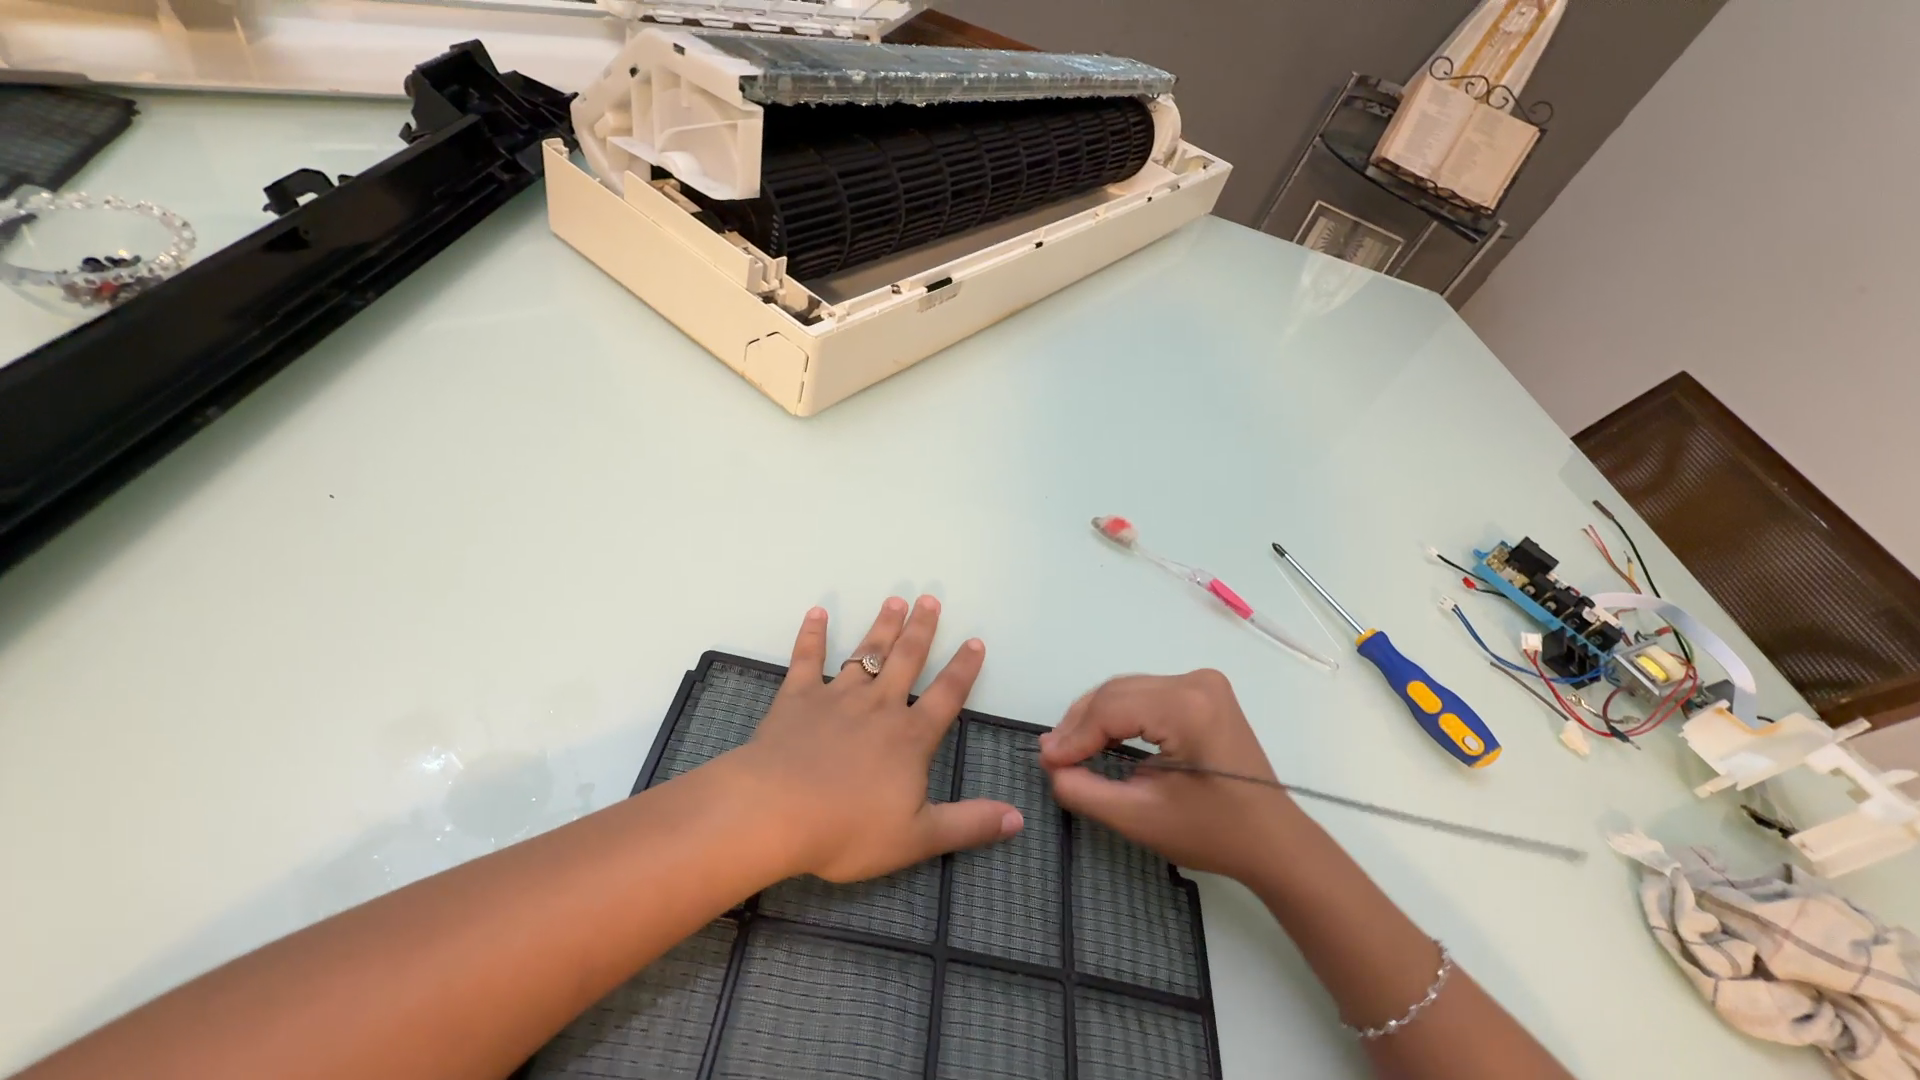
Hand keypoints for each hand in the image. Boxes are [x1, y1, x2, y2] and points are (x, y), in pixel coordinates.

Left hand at [723, 597, 1023, 882]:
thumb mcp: (919, 837)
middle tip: (930, 599)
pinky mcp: (797, 698)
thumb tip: (1019, 818)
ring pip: (867, 653)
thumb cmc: (848, 829)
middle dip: (922, 629)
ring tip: (894, 601)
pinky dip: (812, 635)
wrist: (775, 812)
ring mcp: (837, 697)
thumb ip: (969, 824)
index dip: (964, 669)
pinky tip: (817, 613)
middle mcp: (879, 707)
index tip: (975, 641)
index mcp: (910, 738)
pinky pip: (806, 658)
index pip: (947, 695)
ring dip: (882, 626)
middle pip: (907, 659)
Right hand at [1038, 669, 1299, 882]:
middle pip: (1117, 692)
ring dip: (1095, 717)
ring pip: (1128, 690)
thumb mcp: (1140, 818)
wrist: (1273, 840)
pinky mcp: (1204, 692)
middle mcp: (1196, 682)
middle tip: (1051, 755)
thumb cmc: (1213, 833)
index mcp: (1187, 707)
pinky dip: (1118, 714)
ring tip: (1067, 747)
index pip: (1110, 709)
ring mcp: (1203, 683)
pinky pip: (1146, 694)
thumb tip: (1052, 765)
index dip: (1073, 736)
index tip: (1045, 762)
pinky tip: (1098, 736)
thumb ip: (1085, 791)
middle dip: (1079, 723)